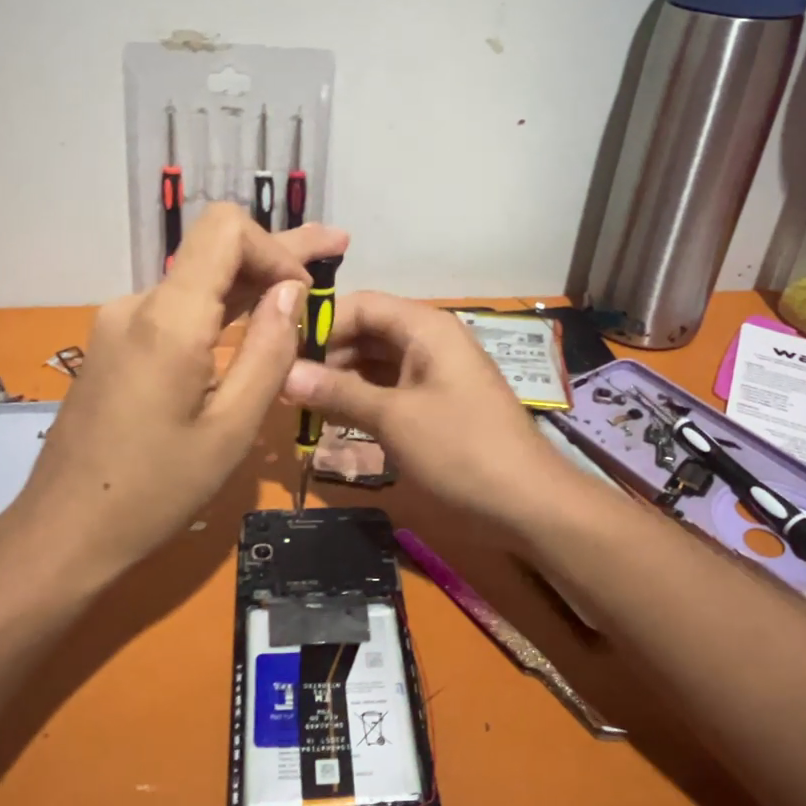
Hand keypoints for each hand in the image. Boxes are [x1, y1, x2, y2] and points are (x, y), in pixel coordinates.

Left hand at [8, 204, 348, 572]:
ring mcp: (119, 324)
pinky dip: (218, 314)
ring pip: (196, 284)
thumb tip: (292, 292)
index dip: (276, 247)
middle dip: (277, 253)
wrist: (65, 529)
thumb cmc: (156, 490)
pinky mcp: (113, 347)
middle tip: (337, 243)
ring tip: (302, 292)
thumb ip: (268, 352)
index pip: (225, 230)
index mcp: (169, 319)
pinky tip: (250, 329)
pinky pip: (174, 314)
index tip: (306, 294)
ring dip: (249, 287)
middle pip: (214, 252)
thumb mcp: (231, 429)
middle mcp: (138, 305)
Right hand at [280, 292, 569, 520]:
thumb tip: (284, 373)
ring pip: (376, 363)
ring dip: (340, 381)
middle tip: (283, 383)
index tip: (279, 350)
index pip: (361, 304)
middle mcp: (430, 340)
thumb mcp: (393, 418)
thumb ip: (337, 392)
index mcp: (425, 327)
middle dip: (326, 355)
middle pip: (367, 332)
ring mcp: (435, 373)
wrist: (527, 501)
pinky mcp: (437, 403)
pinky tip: (332, 420)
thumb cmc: (460, 449)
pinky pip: (390, 389)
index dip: (320, 324)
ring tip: (299, 405)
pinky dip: (362, 401)